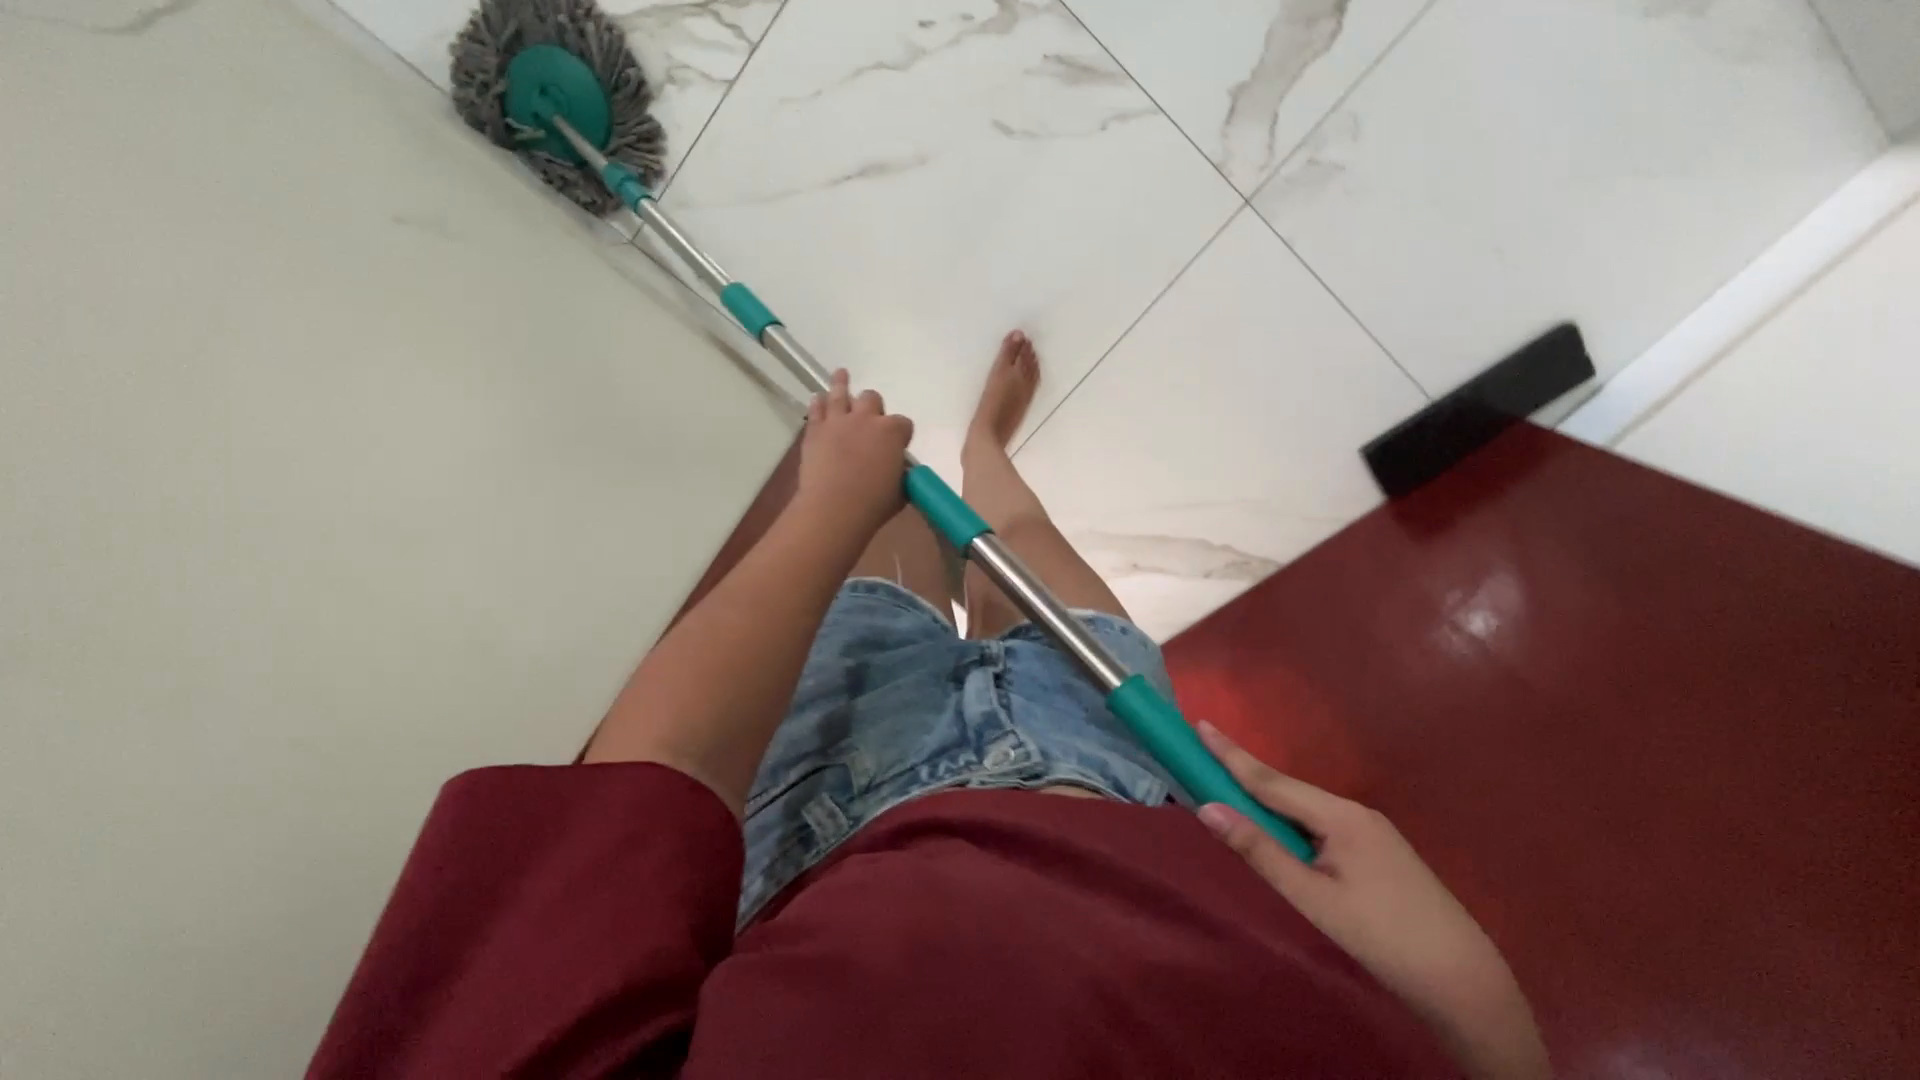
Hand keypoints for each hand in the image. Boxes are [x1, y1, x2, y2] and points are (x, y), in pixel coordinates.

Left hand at [796, 369, 913, 535]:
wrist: (834, 507)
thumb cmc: (874, 503)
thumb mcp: (900, 490)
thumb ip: (901, 474)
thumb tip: (899, 470)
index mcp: (892, 432)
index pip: (904, 424)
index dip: (901, 433)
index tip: (898, 445)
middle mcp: (867, 419)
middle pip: (872, 399)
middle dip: (872, 406)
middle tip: (869, 417)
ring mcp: (838, 421)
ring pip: (841, 394)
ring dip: (841, 383)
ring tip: (840, 373)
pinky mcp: (815, 430)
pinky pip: (817, 409)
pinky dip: (818, 403)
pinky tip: (818, 398)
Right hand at [1195, 721, 1549, 1079]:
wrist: (1462, 978)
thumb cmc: (1381, 936)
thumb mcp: (1311, 897)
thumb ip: (1259, 851)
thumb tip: (1208, 809)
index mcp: (1339, 815)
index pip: (1270, 780)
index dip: (1230, 754)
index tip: (1200, 724)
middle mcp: (1355, 812)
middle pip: (1287, 789)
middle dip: (1244, 774)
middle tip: (1202, 758)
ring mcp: (1370, 830)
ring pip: (1305, 808)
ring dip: (1266, 800)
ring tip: (1228, 796)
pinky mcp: (1377, 851)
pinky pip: (1321, 824)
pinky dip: (1290, 822)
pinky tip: (1279, 835)